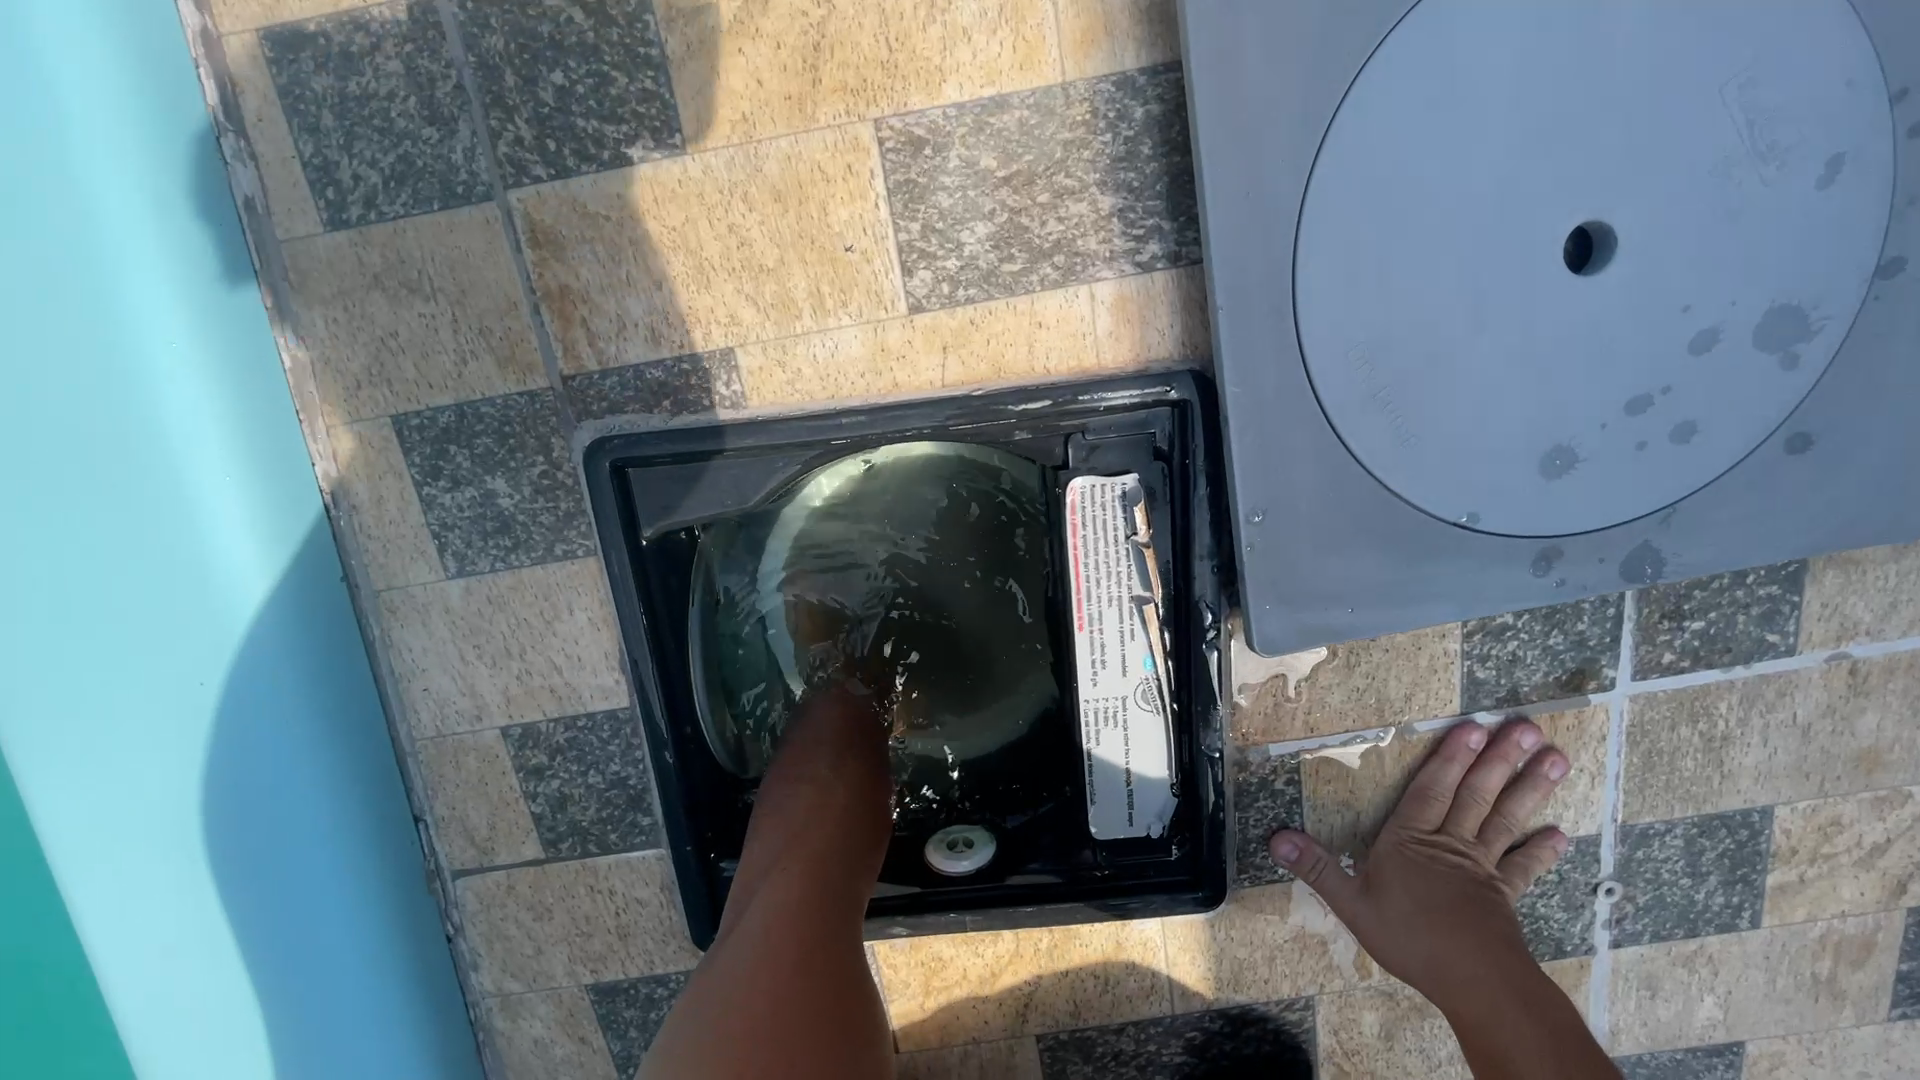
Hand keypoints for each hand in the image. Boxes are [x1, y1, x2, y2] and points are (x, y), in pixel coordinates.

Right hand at [1268, 719, 1569, 1011]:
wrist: (1475, 982)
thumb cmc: (1410, 938)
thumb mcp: (1351, 904)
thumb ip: (1317, 867)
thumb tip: (1276, 838)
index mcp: (1410, 841)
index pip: (1431, 790)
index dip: (1450, 758)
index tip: (1474, 727)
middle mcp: (1449, 844)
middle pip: (1476, 795)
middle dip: (1500, 760)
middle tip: (1527, 728)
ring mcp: (1481, 868)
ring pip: (1505, 819)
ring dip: (1530, 789)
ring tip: (1555, 759)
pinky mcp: (1503, 894)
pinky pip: (1524, 866)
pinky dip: (1542, 849)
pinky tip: (1560, 833)